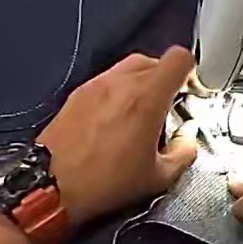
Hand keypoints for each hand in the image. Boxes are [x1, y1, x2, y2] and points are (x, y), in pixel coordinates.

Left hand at [38, 47, 199, 226]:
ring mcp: (96, 84)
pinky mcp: (78, 93)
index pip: (179, 58)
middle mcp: (121, 81)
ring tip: (140, 117)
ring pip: (129, 69)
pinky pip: (107, 81)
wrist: (51, 185)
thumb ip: (184, 153)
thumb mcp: (158, 177)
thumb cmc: (104, 182)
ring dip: (141, 85)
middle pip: (155, 61)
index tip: (190, 93)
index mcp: (147, 96)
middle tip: (167, 109)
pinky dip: (118, 92)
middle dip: (166, 81)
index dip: (192, 73)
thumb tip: (188, 139)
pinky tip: (115, 121)